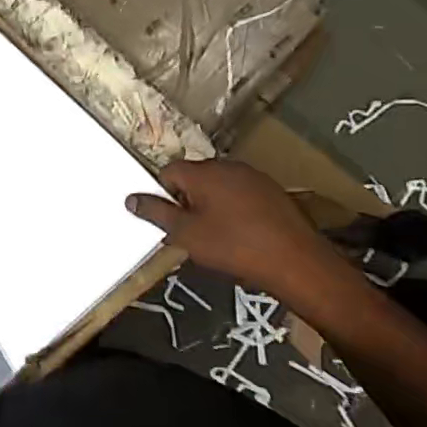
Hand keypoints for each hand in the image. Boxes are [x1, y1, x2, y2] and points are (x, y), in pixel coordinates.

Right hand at [125, 159, 342, 294]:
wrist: (295, 260)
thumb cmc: (232, 246)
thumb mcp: (185, 233)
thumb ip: (156, 213)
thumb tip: (131, 198)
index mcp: (202, 172)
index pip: (168, 171)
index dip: (164, 195)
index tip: (172, 221)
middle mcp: (228, 166)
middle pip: (194, 176)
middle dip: (187, 198)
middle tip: (191, 229)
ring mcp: (254, 176)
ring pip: (219, 185)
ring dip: (211, 203)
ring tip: (217, 234)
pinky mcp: (274, 191)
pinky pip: (241, 193)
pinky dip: (235, 207)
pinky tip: (242, 232)